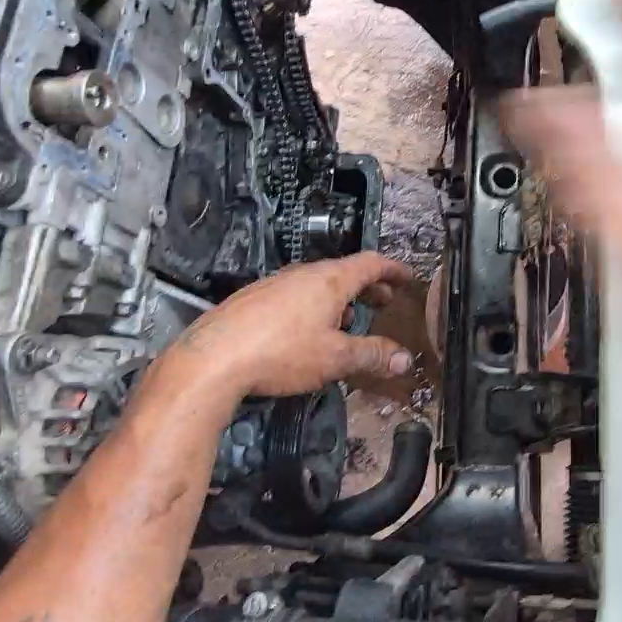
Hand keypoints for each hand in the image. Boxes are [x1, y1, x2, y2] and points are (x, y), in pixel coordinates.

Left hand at [165, 252, 417, 399]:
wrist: (214, 358)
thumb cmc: (281, 352)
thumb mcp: (335, 358)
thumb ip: (371, 355)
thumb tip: (404, 358)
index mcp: (330, 280)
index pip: (370, 263)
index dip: (392, 269)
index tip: (407, 277)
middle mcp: (303, 274)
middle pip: (344, 272)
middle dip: (368, 287)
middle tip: (383, 302)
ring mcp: (276, 284)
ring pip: (317, 285)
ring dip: (339, 300)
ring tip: (348, 323)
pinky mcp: (254, 300)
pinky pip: (294, 296)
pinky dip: (313, 307)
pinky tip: (307, 333)